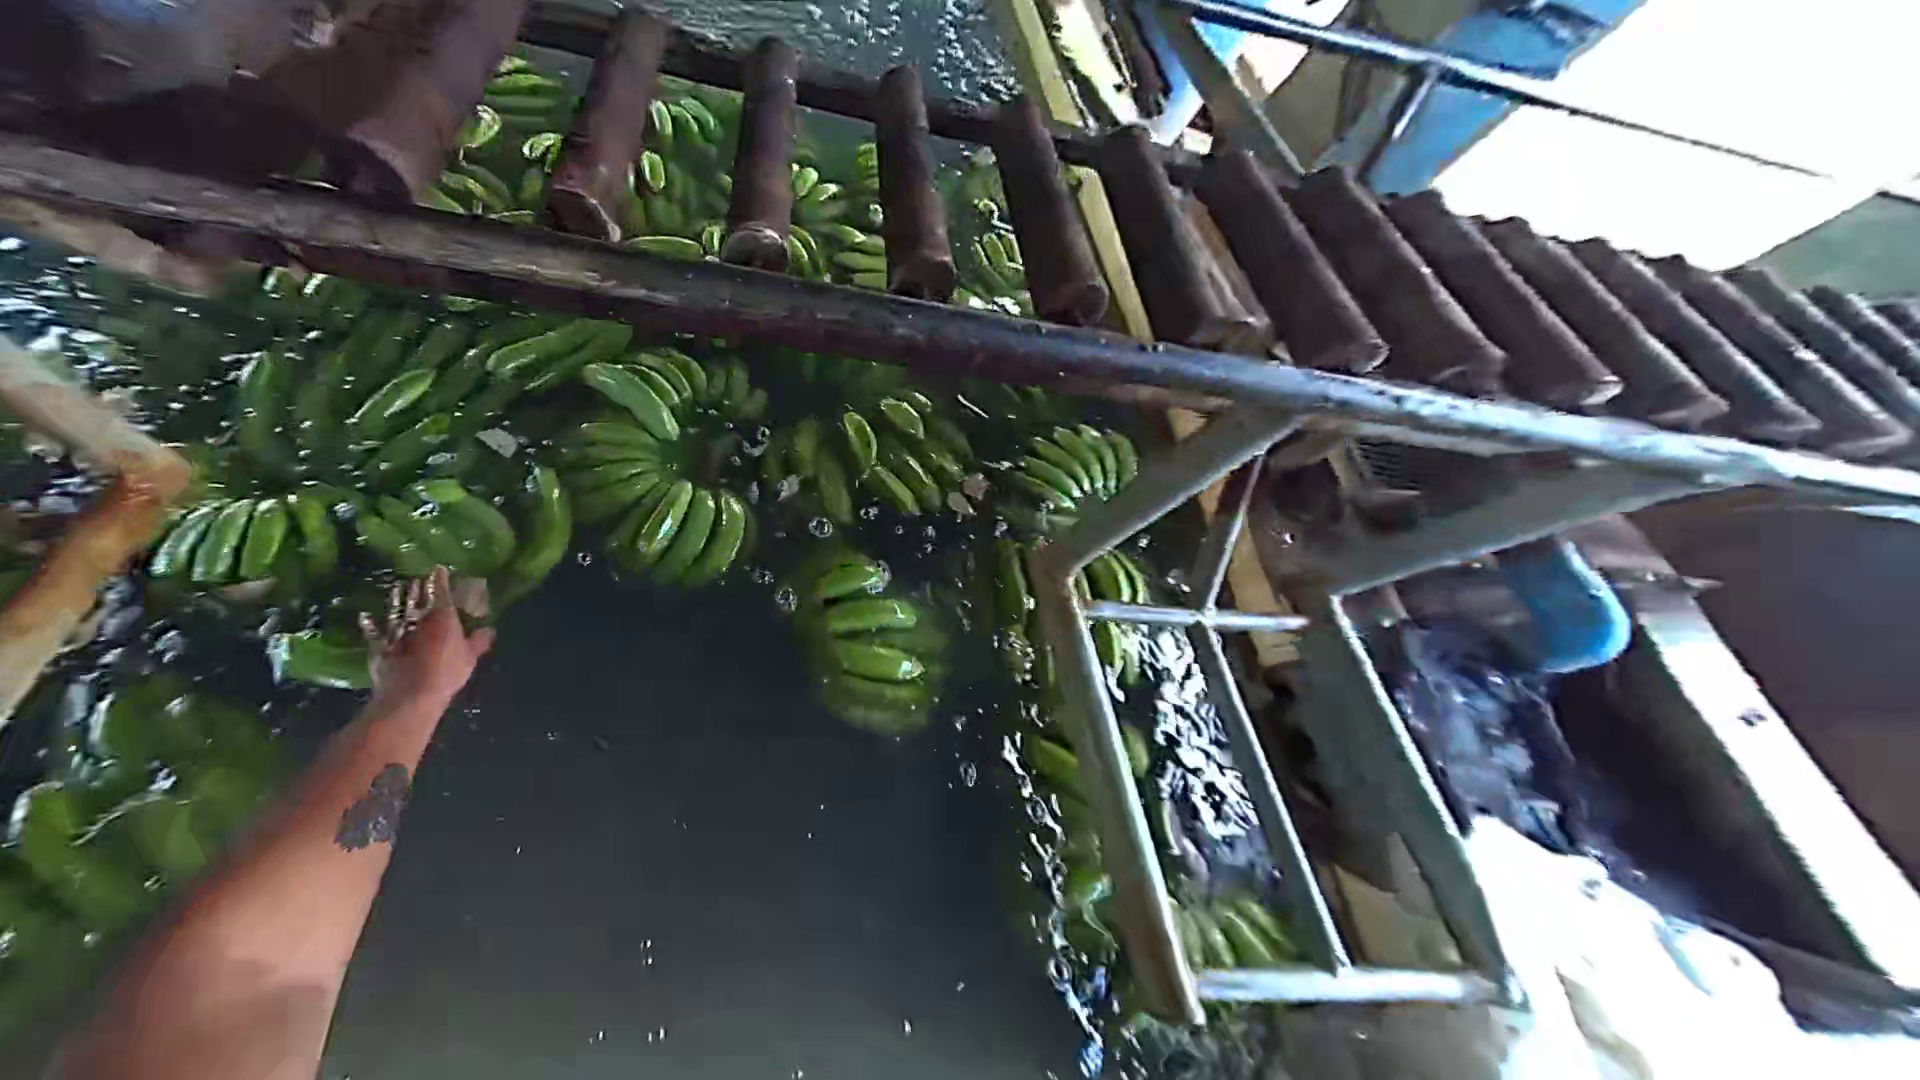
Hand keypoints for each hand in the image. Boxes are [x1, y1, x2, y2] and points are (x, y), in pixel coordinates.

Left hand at [360, 566, 494, 704]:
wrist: (411, 694)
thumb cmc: (447, 671)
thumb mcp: (470, 656)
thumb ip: (478, 641)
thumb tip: (488, 629)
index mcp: (443, 618)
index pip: (442, 593)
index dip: (440, 580)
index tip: (439, 568)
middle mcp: (418, 620)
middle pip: (418, 600)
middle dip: (419, 588)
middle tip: (418, 578)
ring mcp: (397, 633)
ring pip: (396, 611)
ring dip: (396, 600)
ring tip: (396, 588)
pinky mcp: (381, 648)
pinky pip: (375, 633)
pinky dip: (370, 624)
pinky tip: (365, 616)